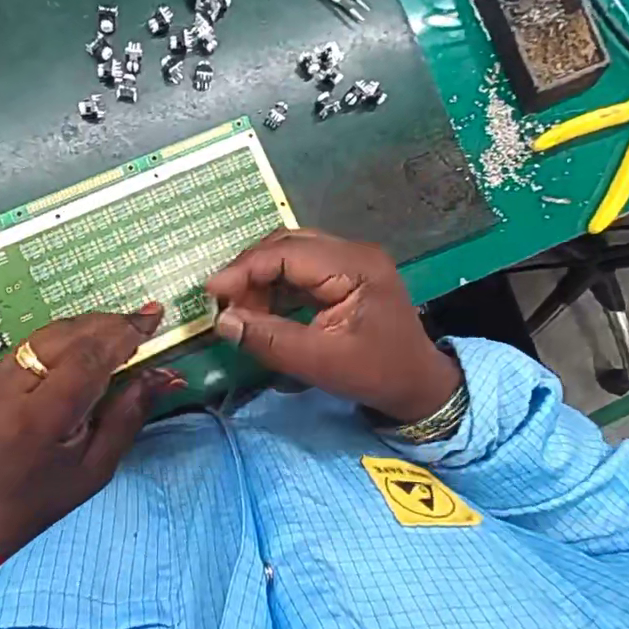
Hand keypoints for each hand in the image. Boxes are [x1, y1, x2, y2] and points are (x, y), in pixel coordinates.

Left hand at [0, 305, 183, 557]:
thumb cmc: (48, 497)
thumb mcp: (98, 466)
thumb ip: (130, 414)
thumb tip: (166, 374)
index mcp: (38, 420)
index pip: (84, 360)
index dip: (122, 335)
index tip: (153, 321)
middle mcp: (10, 390)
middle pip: (66, 336)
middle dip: (110, 324)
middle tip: (147, 319)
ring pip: (50, 332)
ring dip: (91, 325)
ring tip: (126, 327)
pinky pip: (36, 341)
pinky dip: (69, 334)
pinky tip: (92, 340)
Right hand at [205, 229, 459, 422]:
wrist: (417, 384)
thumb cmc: (375, 374)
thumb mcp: (318, 362)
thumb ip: (268, 340)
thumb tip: (223, 321)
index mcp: (355, 267)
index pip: (287, 253)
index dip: (244, 270)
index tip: (211, 293)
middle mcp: (353, 252)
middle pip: (286, 245)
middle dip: (249, 272)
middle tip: (223, 304)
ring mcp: (349, 261)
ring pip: (289, 254)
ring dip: (259, 279)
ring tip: (240, 310)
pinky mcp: (343, 275)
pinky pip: (299, 270)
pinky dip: (274, 286)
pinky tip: (259, 309)